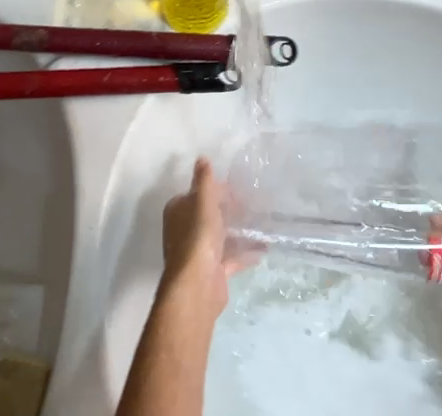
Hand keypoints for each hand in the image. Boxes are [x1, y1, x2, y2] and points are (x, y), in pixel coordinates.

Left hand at [159, 158, 249, 315]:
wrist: (198, 284)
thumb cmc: (198, 237)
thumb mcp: (203, 201)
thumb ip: (204, 180)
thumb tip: (202, 158)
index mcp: (178, 211)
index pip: (197, 194)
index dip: (216, 191)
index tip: (237, 190)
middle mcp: (185, 230)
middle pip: (210, 216)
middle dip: (230, 212)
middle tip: (254, 206)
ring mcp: (199, 252)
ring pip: (221, 237)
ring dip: (240, 233)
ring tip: (263, 226)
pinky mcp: (212, 270)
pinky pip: (231, 257)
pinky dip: (244, 253)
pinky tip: (263, 249)